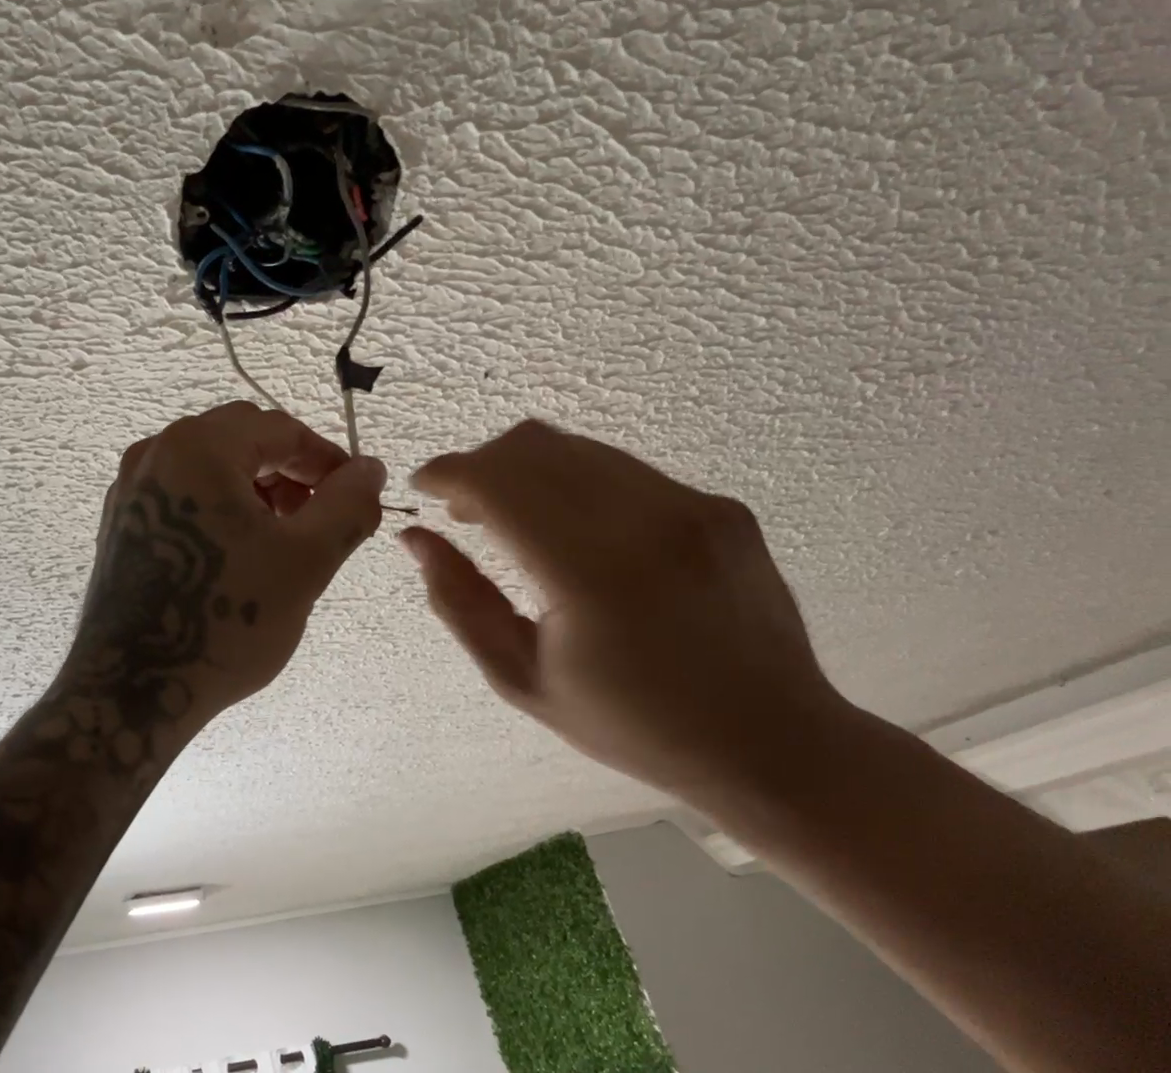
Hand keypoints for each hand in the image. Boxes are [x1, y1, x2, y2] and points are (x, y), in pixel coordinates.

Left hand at [63, 402, 386, 722]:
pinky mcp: (121, 523)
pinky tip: (238, 554)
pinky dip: (221, 508)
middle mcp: (155, 453)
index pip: (280, 428)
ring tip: (282, 541)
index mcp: (197, 447)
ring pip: (211, 466)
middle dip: (290, 472)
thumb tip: (370, 469)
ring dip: (256, 490)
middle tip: (318, 520)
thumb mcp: (305, 560)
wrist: (134, 686)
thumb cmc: (226, 620)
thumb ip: (348, 504)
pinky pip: (183, 494)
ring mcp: (131, 489)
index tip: (355, 495)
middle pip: (242, 439)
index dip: (327, 459)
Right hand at [401, 419, 850, 798]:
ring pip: (578, 448)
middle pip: (533, 446)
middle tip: (463, 510)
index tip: (423, 489)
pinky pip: (623, 470)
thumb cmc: (633, 727)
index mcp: (591, 576)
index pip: (498, 483)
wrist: (772, 742)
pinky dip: (577, 484)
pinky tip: (576, 532)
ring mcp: (692, 508)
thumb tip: (416, 539)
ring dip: (527, 470)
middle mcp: (645, 522)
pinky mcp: (719, 508)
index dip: (447, 474)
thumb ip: (459, 603)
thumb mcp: (522, 680)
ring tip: (514, 518)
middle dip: (481, 465)